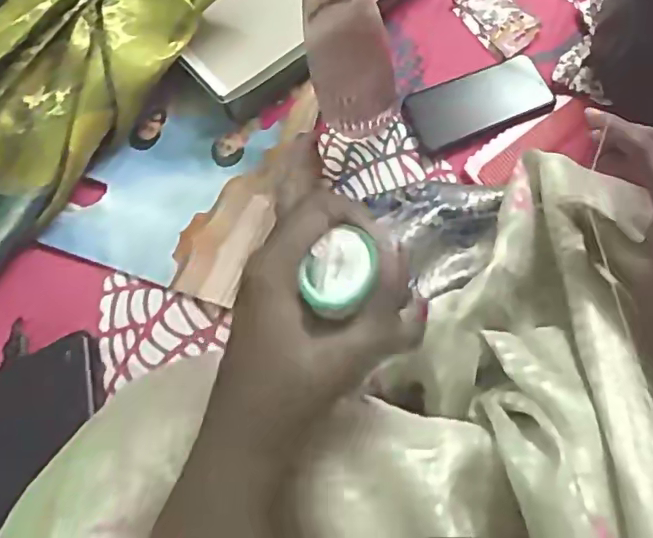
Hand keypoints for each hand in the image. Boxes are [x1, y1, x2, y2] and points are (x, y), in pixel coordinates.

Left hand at [207, 157, 421, 448]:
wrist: (239, 448)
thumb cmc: (286, 402)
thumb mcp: (342, 361)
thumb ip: (383, 319)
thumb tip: (413, 278)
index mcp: (273, 264)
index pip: (321, 204)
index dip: (359, 215)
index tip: (385, 249)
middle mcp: (265, 258)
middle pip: (316, 212)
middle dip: (356, 228)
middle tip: (383, 260)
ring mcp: (265, 275)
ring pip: (312, 233)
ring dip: (347, 245)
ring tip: (375, 279)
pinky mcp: (271, 293)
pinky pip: (307, 256)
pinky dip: (335, 263)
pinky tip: (354, 297)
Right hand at [588, 111, 652, 379]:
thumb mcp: (634, 271)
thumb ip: (600, 232)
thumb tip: (568, 204)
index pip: (647, 145)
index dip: (616, 128)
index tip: (587, 118)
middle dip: (626, 132)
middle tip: (593, 131)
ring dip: (638, 148)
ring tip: (605, 151)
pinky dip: (648, 165)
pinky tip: (630, 180)